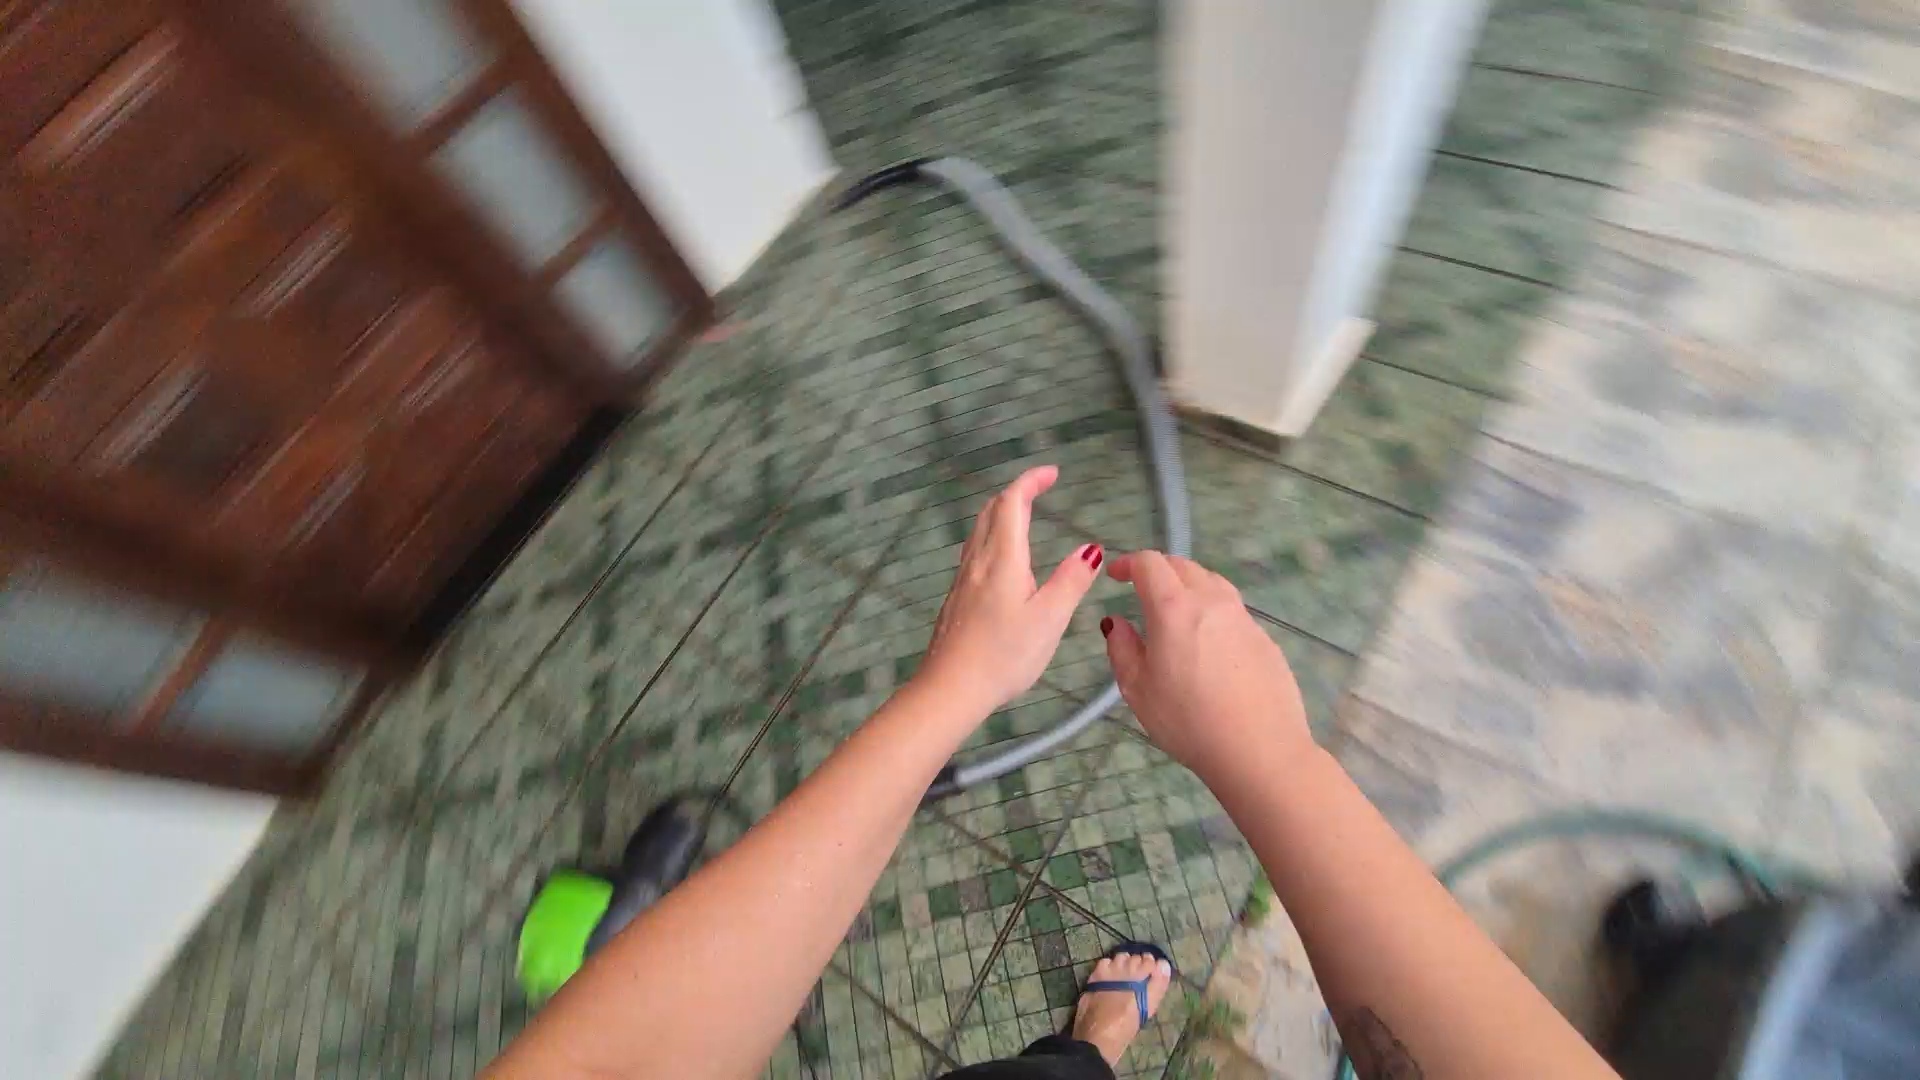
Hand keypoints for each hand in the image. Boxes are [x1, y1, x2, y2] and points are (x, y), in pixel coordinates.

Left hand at [916, 467, 1103, 713]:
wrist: (950, 688)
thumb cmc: (1004, 656)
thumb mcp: (1049, 619)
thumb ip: (1071, 580)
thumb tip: (1091, 548)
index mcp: (1002, 560)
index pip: (1012, 503)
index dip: (1030, 481)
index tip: (1051, 473)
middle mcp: (978, 561)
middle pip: (991, 511)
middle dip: (1016, 492)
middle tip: (1041, 489)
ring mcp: (962, 579)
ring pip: (979, 531)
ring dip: (1001, 513)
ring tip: (1024, 516)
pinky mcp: (956, 598)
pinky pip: (974, 552)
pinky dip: (992, 537)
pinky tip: (1002, 560)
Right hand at [1101, 552, 1312, 785]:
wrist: (1261, 751)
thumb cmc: (1188, 721)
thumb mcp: (1137, 689)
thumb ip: (1121, 648)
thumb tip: (1116, 623)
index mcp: (1173, 607)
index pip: (1149, 563)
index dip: (1128, 562)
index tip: (1115, 574)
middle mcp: (1211, 601)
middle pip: (1183, 565)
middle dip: (1157, 569)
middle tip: (1141, 588)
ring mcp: (1243, 618)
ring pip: (1212, 582)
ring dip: (1188, 583)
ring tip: (1175, 607)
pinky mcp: (1264, 639)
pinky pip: (1232, 610)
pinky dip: (1212, 610)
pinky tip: (1207, 641)